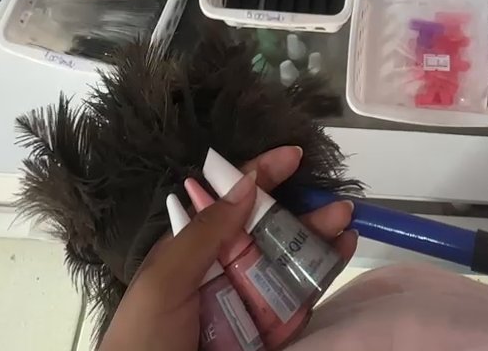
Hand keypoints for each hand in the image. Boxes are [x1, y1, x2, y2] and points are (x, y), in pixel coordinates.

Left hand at [101, 146, 357, 350]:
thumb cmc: (142, 342)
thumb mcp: (163, 283)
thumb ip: (203, 233)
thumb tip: (245, 181)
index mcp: (193, 252)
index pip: (231, 202)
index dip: (262, 175)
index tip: (293, 155)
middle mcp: (222, 273)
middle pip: (268, 232)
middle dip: (302, 211)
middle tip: (336, 202)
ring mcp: (243, 305)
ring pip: (287, 263)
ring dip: (318, 240)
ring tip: (346, 225)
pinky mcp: (262, 337)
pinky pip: (296, 303)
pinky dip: (320, 278)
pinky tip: (340, 256)